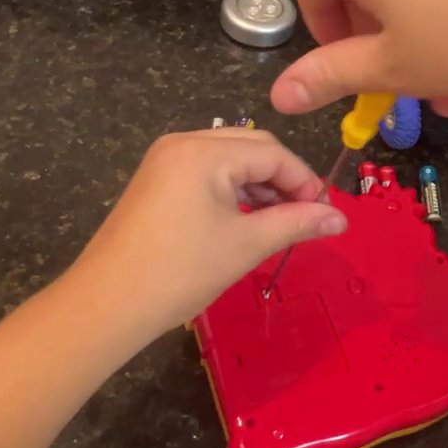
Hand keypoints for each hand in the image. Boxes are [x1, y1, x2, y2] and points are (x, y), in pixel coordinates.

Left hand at [68, 130, 345, 337]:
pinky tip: (246, 217)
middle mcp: (184, 141)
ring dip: (260, 183)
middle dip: (284, 178)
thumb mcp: (247, 245)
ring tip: (279, 220)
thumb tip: (341, 219)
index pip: (274, 152)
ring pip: (230, 158)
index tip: (324, 214)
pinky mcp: (156, 178)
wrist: (106, 305)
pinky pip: (207, 170)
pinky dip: (233, 188)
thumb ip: (297, 223)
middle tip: (305, 216)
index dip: (305, 181)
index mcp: (205, 151)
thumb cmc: (181, 272)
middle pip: (253, 146)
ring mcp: (165, 158)